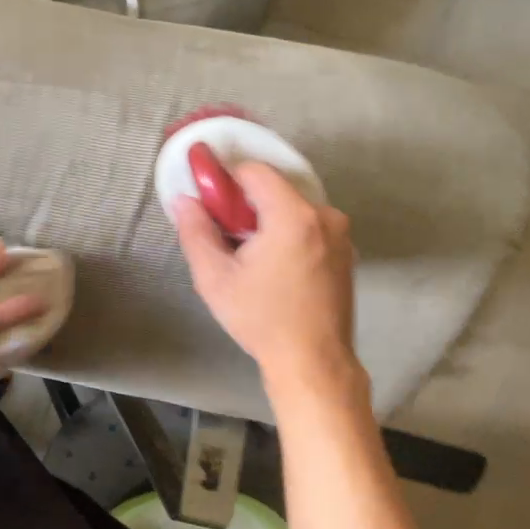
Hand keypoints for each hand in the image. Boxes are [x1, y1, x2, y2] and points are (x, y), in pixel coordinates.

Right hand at [169, 163, 360, 394]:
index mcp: (293, 216)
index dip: (225, 178)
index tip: (205, 197)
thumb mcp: (214, 278)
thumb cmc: (259, 317)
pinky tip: (270, 269)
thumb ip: (197, 233)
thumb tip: (184, 200)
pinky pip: (308, 229)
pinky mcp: (345, 251)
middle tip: (222, 237)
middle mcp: (324, 215)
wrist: (311, 357)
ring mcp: (340, 233)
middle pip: (275, 191)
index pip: (255, 172)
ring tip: (246, 260)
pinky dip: (285, 236)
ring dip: (265, 223)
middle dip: (244, 206)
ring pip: (292, 211)